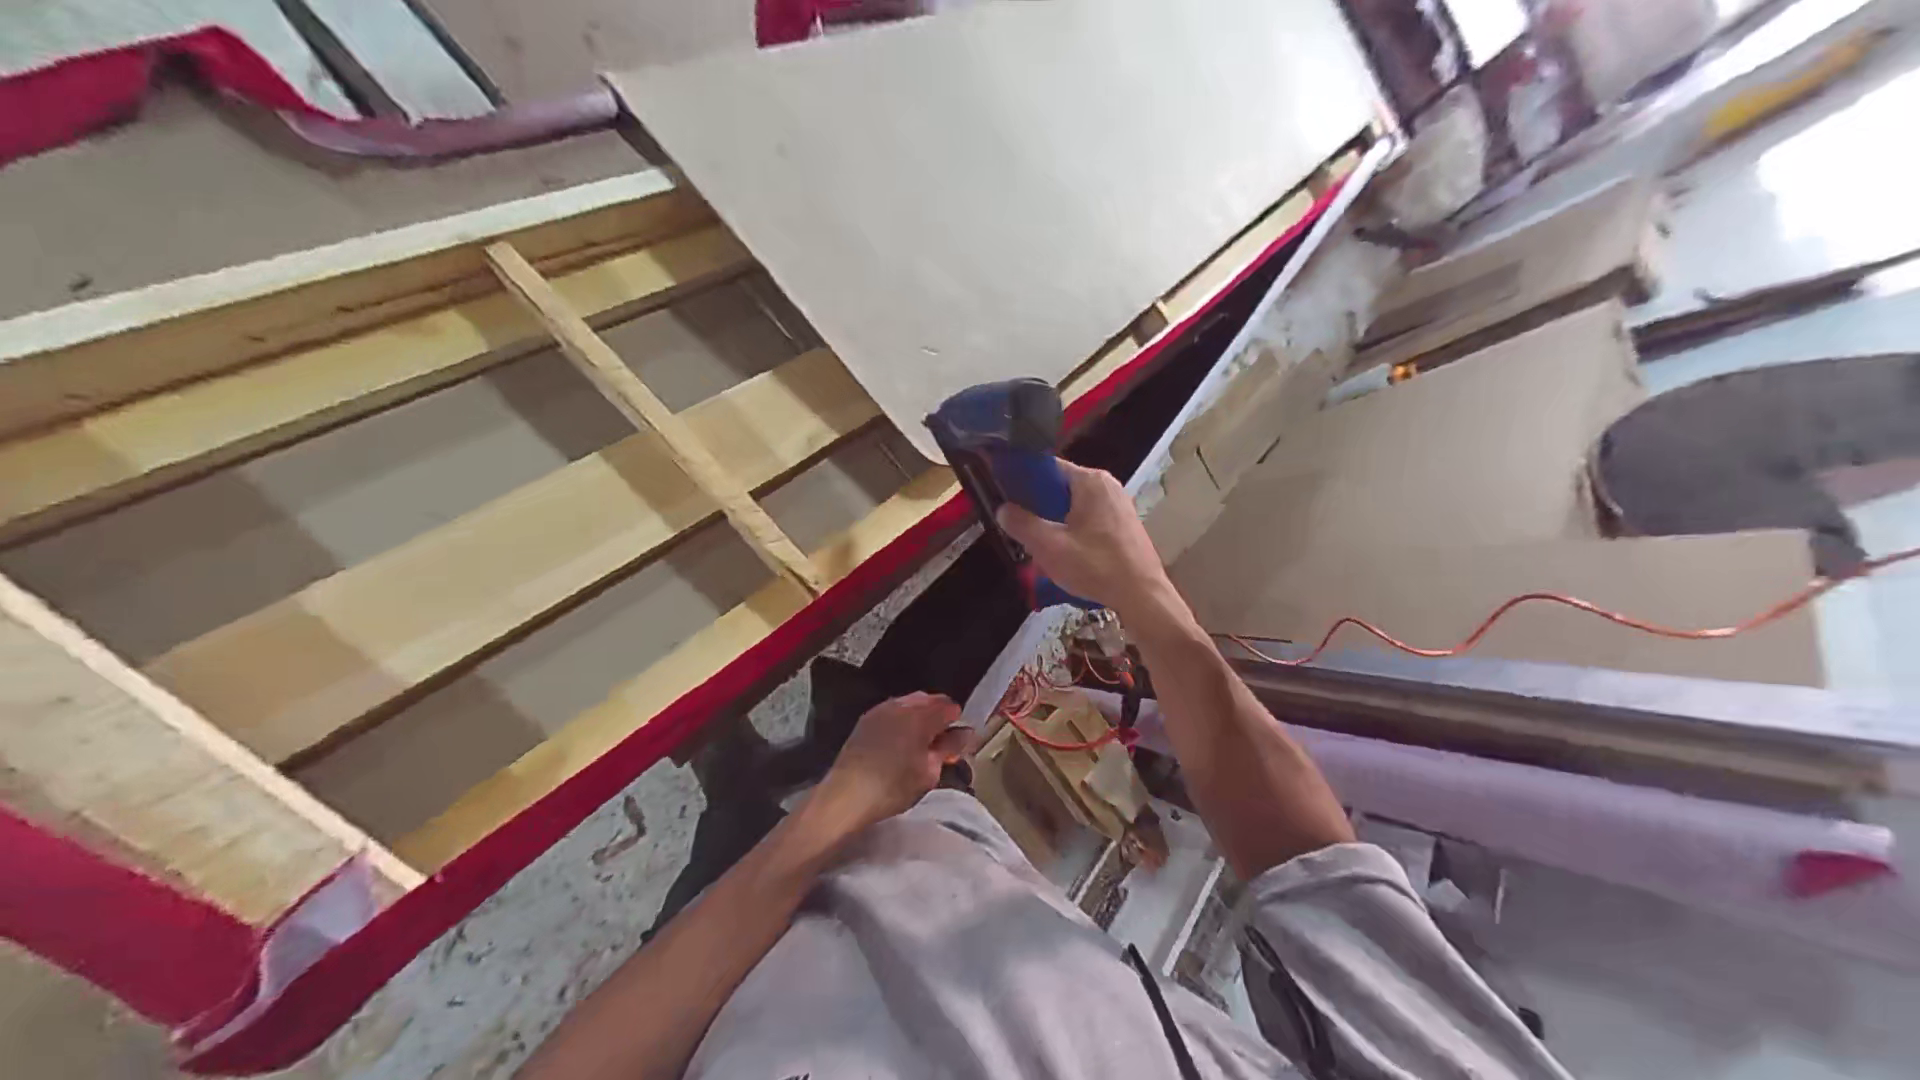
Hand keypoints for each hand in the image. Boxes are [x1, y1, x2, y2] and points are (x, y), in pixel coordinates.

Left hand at [810, 692, 971, 832]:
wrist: (847, 794)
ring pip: (909, 703)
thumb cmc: (893, 786)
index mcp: (920, 716)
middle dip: (938, 715)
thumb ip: (949, 747)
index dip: (957, 720)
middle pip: (928, 700)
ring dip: (920, 716)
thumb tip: (966, 733)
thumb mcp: (929, 772)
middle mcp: (900, 705)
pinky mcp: (865, 720)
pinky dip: (902, 720)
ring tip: (921, 742)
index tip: (958, 739)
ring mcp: (880, 710)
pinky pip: (892, 711)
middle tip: (942, 742)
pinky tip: (901, 741)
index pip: (948, 706)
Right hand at [996, 461, 1178, 619]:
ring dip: (1053, 521)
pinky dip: (1071, 530)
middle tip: (1017, 525)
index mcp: (1090, 481)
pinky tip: (1062, 552)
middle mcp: (1107, 486)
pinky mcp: (1123, 525)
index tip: (1002, 493)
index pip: (1047, 467)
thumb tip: (1003, 509)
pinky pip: (1088, 519)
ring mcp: (1118, 505)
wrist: (1142, 596)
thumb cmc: (1096, 566)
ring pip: (1073, 506)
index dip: (1022, 478)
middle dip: (1037, 505)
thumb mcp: (1050, 546)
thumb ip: (1022, 524)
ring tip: (1036, 542)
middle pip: (1060, 487)